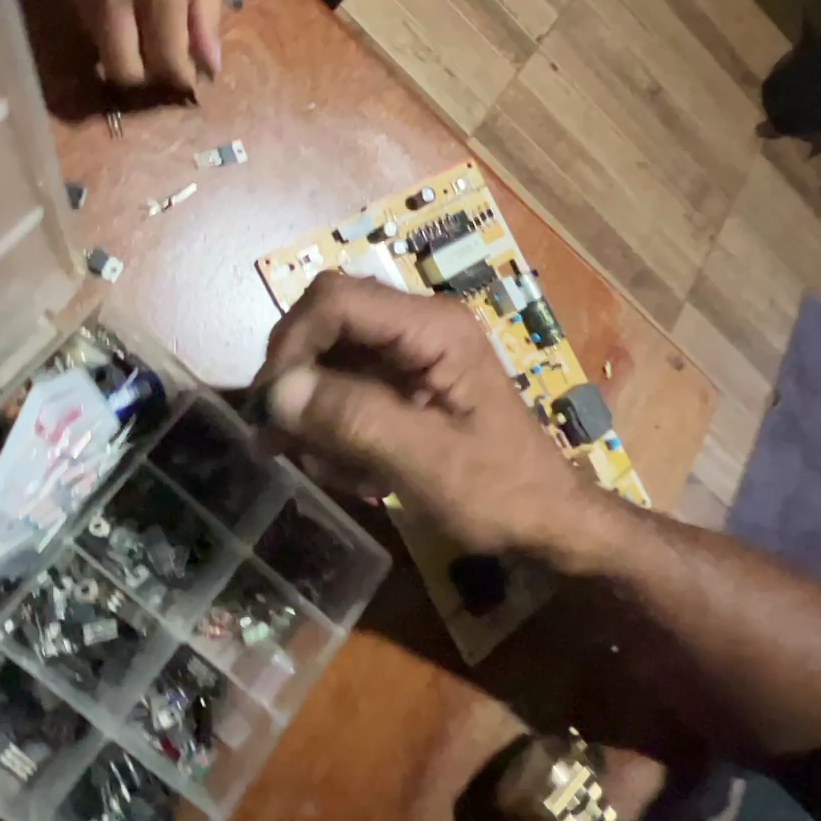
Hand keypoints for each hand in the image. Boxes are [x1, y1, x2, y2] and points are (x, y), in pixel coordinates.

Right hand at [43, 0, 223, 87]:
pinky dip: (100, 6)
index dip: (179, 80)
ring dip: (122, 40)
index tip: (187, 79)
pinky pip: (76, 2)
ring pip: (96, 37)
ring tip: (141, 13)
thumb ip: (205, 13)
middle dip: (145, 76)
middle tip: (161, 61)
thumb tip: (207, 68)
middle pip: (120, 66)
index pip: (164, 62)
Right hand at [254, 273, 594, 554]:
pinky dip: (334, 431)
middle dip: (297, 384)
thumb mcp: (428, 462)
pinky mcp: (402, 381)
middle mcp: (417, 326)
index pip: (336, 299)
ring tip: (335, 472)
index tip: (273, 406)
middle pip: (325, 325)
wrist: (546, 521)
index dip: (292, 343)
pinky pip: (344, 390)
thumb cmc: (501, 492)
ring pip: (327, 361)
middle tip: (280, 444)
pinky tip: (357, 474)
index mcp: (433, 327)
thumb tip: (278, 391)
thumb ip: (355, 420)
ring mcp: (409, 352)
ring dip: (315, 417)